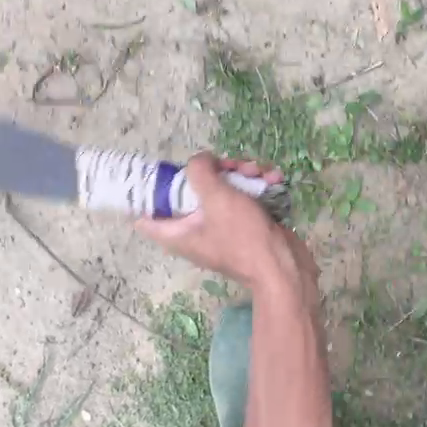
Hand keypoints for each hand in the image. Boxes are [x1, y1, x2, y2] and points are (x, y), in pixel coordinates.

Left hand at [136, 154, 314, 293]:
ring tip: (261, 173)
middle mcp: (195, 229)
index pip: (143, 215)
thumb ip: (200, 171)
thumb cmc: (244, 237)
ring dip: (243, 173)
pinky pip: (244, 197)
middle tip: (233, 166)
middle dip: (215, 170)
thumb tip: (200, 160)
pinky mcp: (245, 224)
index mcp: (176, 232)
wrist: (284, 266)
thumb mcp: (217, 198)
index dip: (149, 192)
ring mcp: (222, 226)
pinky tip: (273, 179)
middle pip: (191, 189)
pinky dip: (257, 185)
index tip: (166, 171)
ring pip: (223, 187)